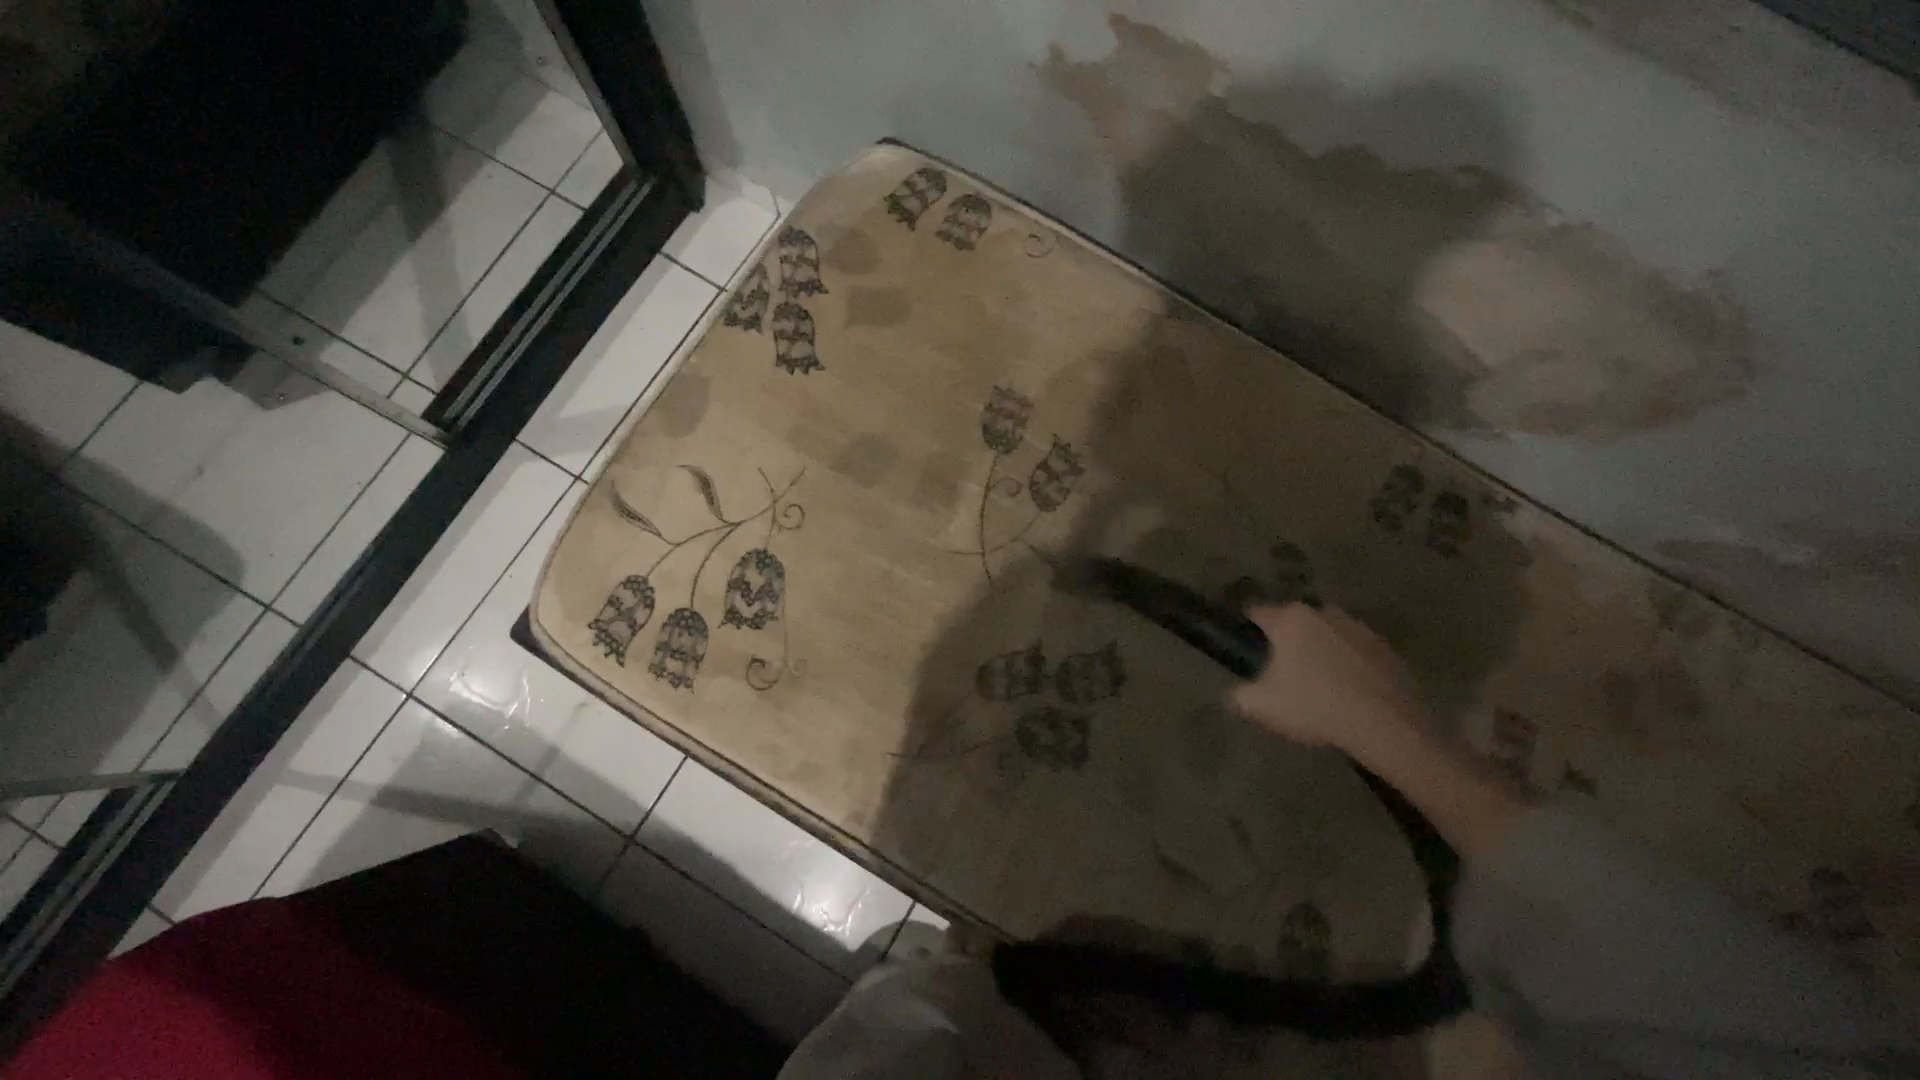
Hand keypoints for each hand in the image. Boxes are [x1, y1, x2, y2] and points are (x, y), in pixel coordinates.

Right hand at [1227, 603, 1429, 752]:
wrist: (1385, 723)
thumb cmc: (1314, 705)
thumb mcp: (1261, 706)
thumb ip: (1239, 695)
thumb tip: (1234, 693)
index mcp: (1289, 619)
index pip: (1256, 611)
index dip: (1245, 627)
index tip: (1243, 646)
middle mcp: (1323, 612)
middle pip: (1294, 621)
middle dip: (1286, 640)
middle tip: (1281, 672)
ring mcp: (1359, 627)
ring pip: (1327, 634)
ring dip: (1320, 650)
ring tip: (1318, 684)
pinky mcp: (1386, 647)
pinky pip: (1355, 650)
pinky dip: (1348, 663)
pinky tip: (1347, 691)